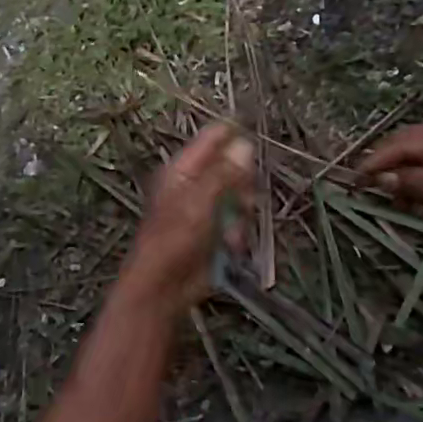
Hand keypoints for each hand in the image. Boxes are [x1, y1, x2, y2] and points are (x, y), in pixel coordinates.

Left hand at [114, 123, 254, 310]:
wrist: (163, 287)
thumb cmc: (174, 240)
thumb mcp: (200, 202)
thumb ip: (225, 172)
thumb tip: (246, 145)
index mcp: (183, 169)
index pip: (213, 138)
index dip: (236, 134)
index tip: (259, 139)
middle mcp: (196, 183)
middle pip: (234, 168)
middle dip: (244, 186)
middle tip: (244, 202)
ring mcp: (207, 207)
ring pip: (241, 197)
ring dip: (242, 215)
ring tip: (232, 234)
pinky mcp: (217, 231)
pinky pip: (239, 222)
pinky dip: (238, 233)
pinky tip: (232, 246)